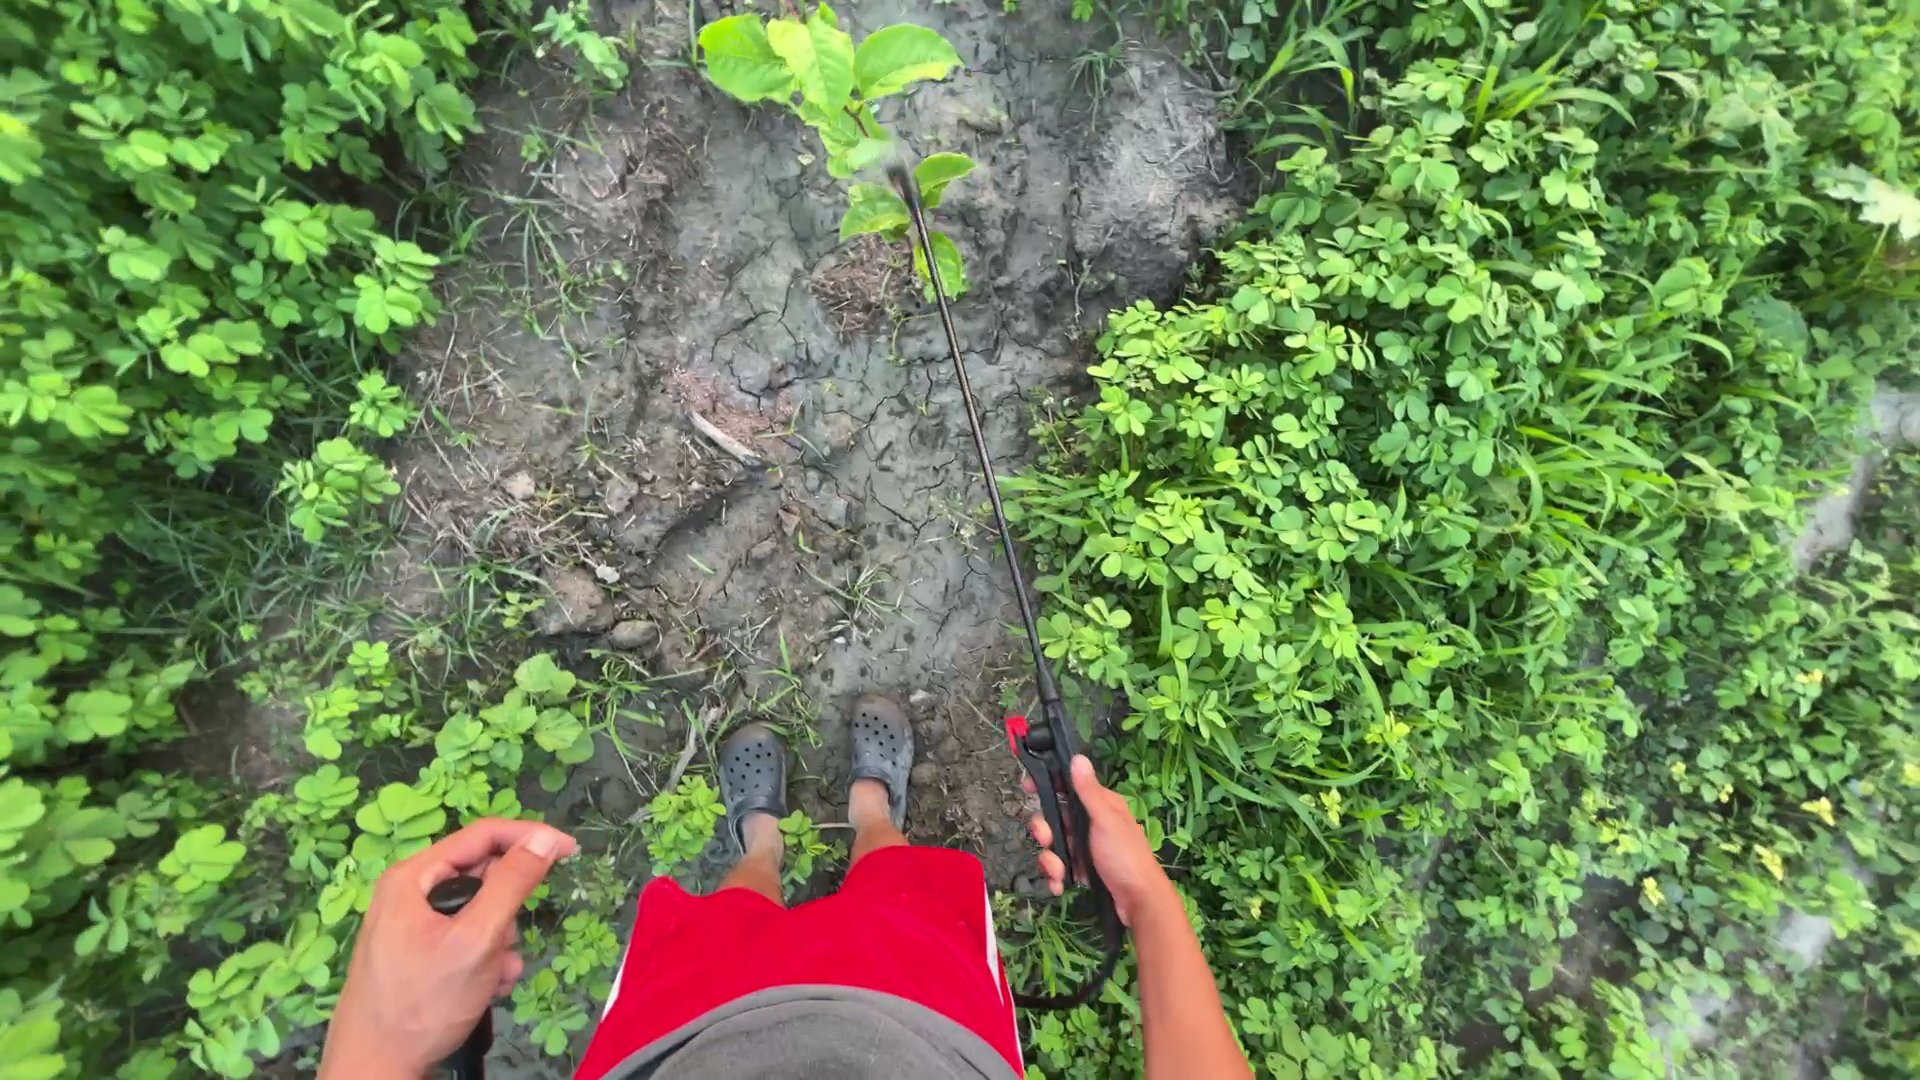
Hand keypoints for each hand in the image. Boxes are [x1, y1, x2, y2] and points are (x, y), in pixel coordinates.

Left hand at [319, 819, 578, 1079]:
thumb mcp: (478, 939)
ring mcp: (412, 922)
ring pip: (482, 904)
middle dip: (510, 902)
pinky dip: (488, 952)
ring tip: (498, 968)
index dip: (532, 836)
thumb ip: (513, 882)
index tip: (569, 852)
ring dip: (502, 933)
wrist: (373, 1078)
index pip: (486, 833)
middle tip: (514, 934)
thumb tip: (547, 836)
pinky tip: (490, 981)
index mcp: (413, 877)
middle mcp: (409, 891)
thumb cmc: (422, 1006)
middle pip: (484, 870)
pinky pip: (468, 932)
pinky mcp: (418, 949)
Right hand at [1028, 755, 1177, 926]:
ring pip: (1055, 843)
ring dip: (1051, 859)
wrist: (1140, 903)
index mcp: (1101, 804)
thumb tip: (1078, 757)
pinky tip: (1060, 885)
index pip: (1069, 786)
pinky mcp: (1084, 867)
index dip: (1047, 784)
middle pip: (1055, 817)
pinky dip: (1057, 875)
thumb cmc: (1125, 856)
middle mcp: (1092, 822)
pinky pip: (1061, 864)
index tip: (1027, 786)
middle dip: (1045, 831)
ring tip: (1059, 873)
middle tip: (1046, 840)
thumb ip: (1088, 792)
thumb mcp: (1106, 821)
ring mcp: (1087, 846)